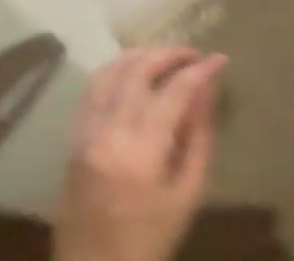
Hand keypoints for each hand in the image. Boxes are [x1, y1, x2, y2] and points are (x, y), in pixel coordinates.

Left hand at [53, 46, 227, 260]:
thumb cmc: (149, 241)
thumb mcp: (188, 192)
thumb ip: (198, 135)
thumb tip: (207, 89)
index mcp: (141, 151)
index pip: (175, 90)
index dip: (201, 68)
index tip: (220, 59)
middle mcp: (108, 134)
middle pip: (138, 70)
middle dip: (171, 53)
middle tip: (195, 54)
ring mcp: (84, 136)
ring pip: (109, 73)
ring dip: (140, 56)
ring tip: (166, 58)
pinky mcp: (72, 143)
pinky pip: (92, 92)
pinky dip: (115, 72)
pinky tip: (135, 75)